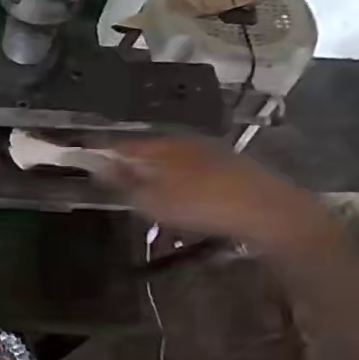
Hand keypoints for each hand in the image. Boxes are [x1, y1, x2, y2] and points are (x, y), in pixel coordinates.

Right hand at [107, 137, 344, 259]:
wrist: (271, 212)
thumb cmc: (204, 205)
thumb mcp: (155, 199)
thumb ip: (124, 183)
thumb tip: (98, 165)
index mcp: (165, 145)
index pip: (125, 145)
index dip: (105, 154)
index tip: (88, 163)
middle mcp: (187, 143)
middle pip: (150, 155)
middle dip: (134, 173)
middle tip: (121, 193)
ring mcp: (212, 155)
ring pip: (174, 169)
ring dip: (159, 188)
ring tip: (153, 212)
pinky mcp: (232, 171)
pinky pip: (195, 180)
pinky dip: (182, 195)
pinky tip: (184, 216)